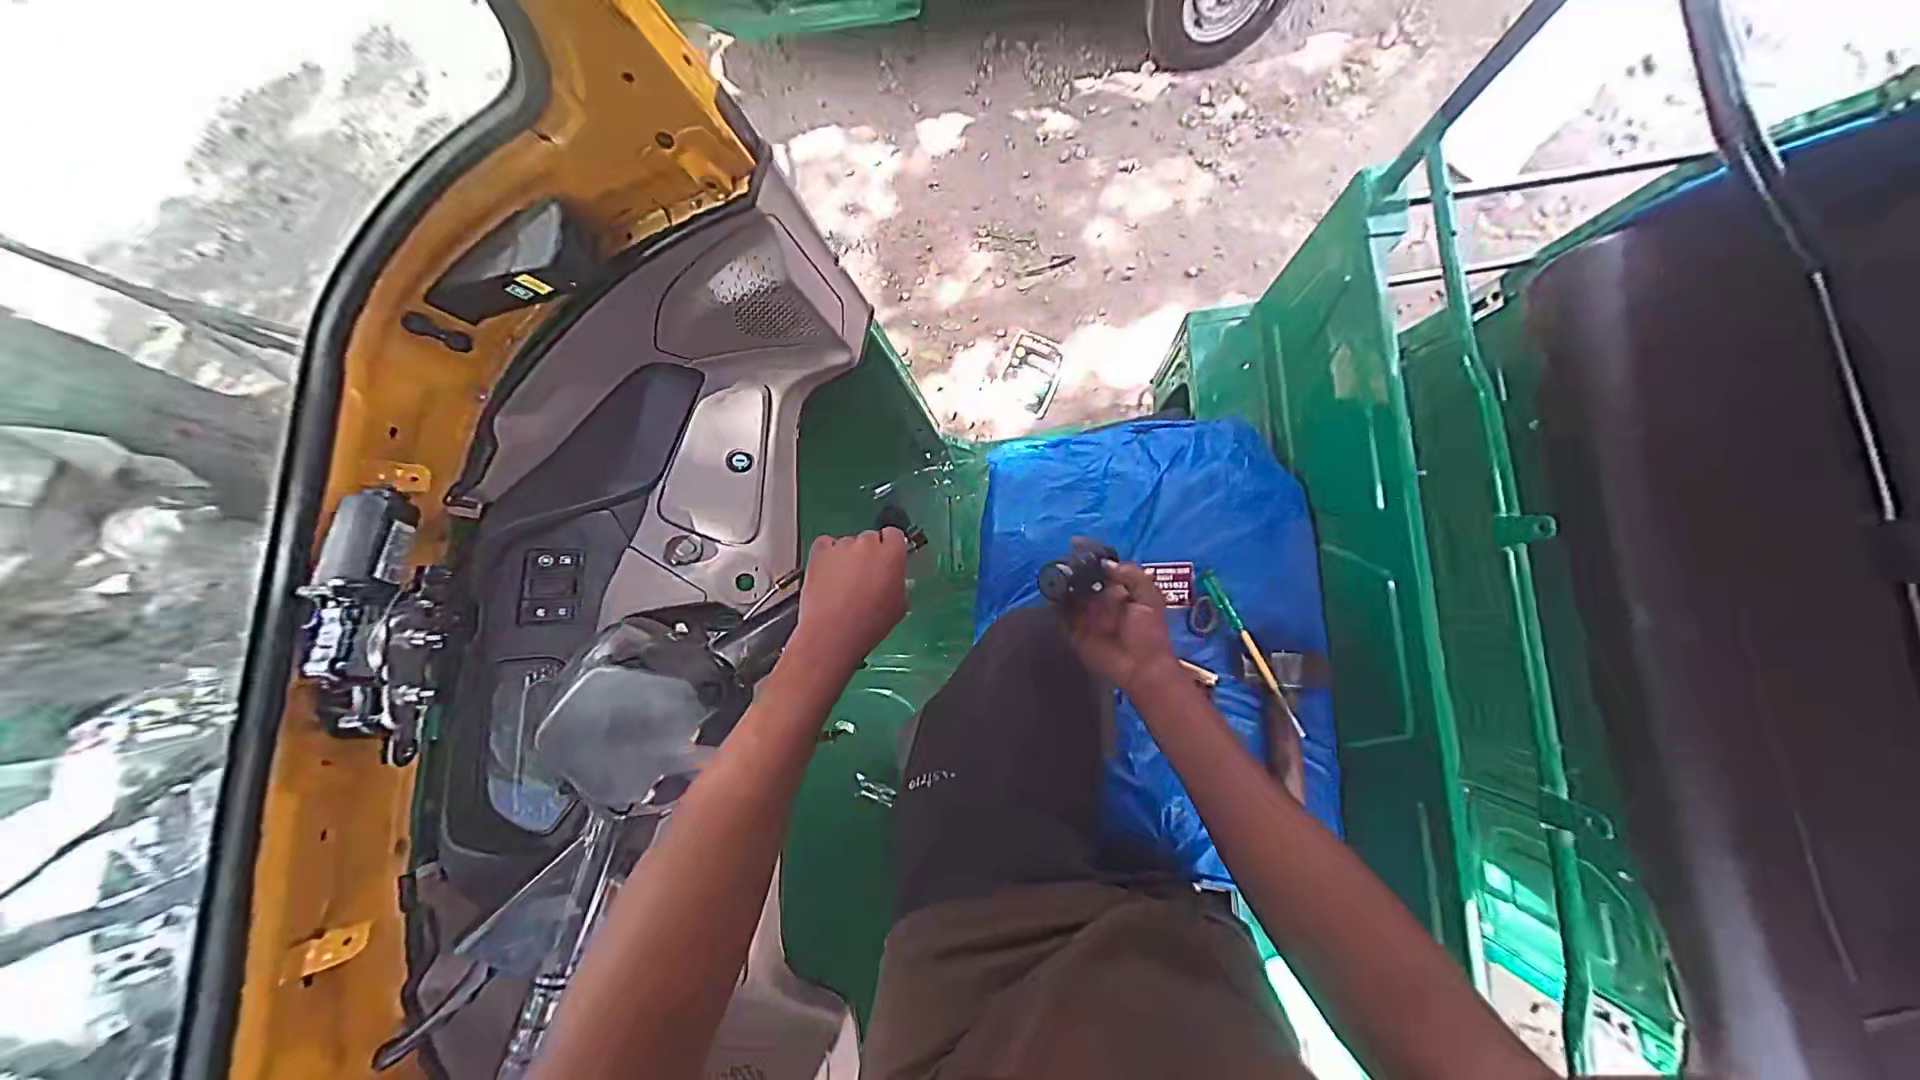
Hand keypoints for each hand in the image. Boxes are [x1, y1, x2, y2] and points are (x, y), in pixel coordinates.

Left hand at [791, 528, 909, 670]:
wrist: (834, 633)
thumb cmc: (869, 624)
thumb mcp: (899, 606)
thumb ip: (899, 584)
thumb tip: (894, 580)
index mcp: (892, 554)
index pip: (894, 535)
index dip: (890, 547)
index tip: (886, 559)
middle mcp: (868, 543)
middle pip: (870, 538)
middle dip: (868, 553)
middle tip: (865, 576)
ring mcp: (842, 546)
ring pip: (848, 543)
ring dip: (847, 556)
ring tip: (843, 582)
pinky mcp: (819, 552)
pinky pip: (826, 544)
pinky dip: (827, 554)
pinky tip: (828, 573)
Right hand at [1063, 563, 1181, 693]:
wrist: (1143, 668)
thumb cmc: (1150, 633)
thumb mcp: (1149, 598)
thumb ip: (1132, 576)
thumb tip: (1106, 564)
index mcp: (1117, 590)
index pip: (1099, 568)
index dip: (1088, 555)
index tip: (1075, 543)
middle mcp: (1098, 600)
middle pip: (1079, 579)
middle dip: (1069, 569)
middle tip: (1061, 561)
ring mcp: (1085, 616)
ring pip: (1066, 595)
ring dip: (1059, 585)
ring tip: (1053, 574)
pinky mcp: (1074, 632)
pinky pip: (1059, 616)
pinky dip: (1053, 606)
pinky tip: (1051, 595)